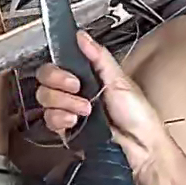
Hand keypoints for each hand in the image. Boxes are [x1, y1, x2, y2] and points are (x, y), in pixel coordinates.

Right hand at [34, 31, 180, 182]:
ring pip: (45, 98)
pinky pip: (49, 120)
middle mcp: (75, 92)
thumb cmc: (138, 116)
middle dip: (59, 84)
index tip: (73, 76)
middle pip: (45, 80)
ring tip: (84, 111)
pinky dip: (60, 119)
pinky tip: (75, 122)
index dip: (58, 68)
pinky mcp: (66, 131)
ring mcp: (69, 111)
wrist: (141, 149)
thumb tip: (81, 35)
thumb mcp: (120, 80)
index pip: (57, 64)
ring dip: (64, 103)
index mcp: (87, 77)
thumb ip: (98, 56)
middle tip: (78, 90)